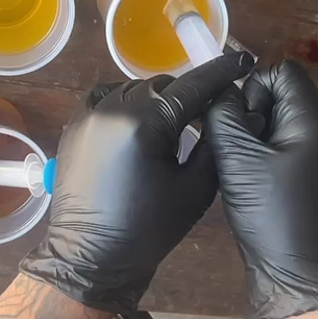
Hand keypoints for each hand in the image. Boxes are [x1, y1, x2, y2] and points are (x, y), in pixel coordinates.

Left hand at [19, 51, 254, 314]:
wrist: (91, 259)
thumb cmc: (149, 230)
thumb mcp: (195, 188)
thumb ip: (213, 141)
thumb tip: (223, 109)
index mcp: (145, 122)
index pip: (192, 86)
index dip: (221, 72)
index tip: (243, 60)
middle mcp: (113, 108)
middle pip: (162, 86)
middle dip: (188, 95)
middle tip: (208, 112)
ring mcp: (88, 114)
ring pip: (134, 89)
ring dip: (157, 99)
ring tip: (172, 124)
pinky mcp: (74, 125)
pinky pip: (107, 97)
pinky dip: (126, 101)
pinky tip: (139, 120)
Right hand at [206, 60, 317, 318]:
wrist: (300, 279)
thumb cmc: (271, 214)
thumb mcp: (237, 159)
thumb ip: (223, 115)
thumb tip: (222, 91)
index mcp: (312, 122)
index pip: (283, 72)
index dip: (252, 84)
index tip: (234, 116)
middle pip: (280, 97)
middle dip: (248, 112)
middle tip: (231, 145)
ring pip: (277, 125)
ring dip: (250, 137)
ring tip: (235, 166)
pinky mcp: (310, 181)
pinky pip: (281, 150)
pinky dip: (259, 157)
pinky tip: (244, 182)